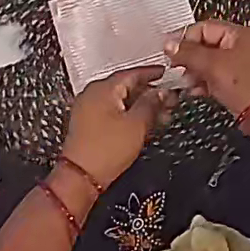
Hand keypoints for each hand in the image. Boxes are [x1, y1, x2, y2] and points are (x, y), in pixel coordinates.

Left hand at [57, 66, 174, 200]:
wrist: (81, 176)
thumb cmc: (105, 150)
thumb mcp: (137, 124)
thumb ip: (151, 104)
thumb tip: (161, 93)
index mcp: (103, 89)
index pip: (132, 73)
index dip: (152, 74)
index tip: (166, 74)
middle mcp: (93, 94)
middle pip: (126, 86)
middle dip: (149, 92)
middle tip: (168, 98)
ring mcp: (88, 109)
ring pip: (120, 101)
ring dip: (141, 106)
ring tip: (161, 114)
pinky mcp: (88, 124)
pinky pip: (112, 112)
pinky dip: (128, 115)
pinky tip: (143, 123)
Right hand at [164, 19, 249, 116]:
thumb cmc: (248, 87)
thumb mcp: (212, 65)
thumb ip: (188, 52)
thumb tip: (171, 45)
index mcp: (240, 34)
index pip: (205, 27)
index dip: (185, 38)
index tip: (171, 50)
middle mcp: (243, 46)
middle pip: (207, 45)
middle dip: (190, 57)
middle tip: (177, 67)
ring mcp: (242, 65)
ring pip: (210, 62)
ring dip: (195, 71)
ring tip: (187, 81)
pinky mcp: (240, 82)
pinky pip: (217, 76)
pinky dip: (205, 81)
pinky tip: (196, 90)